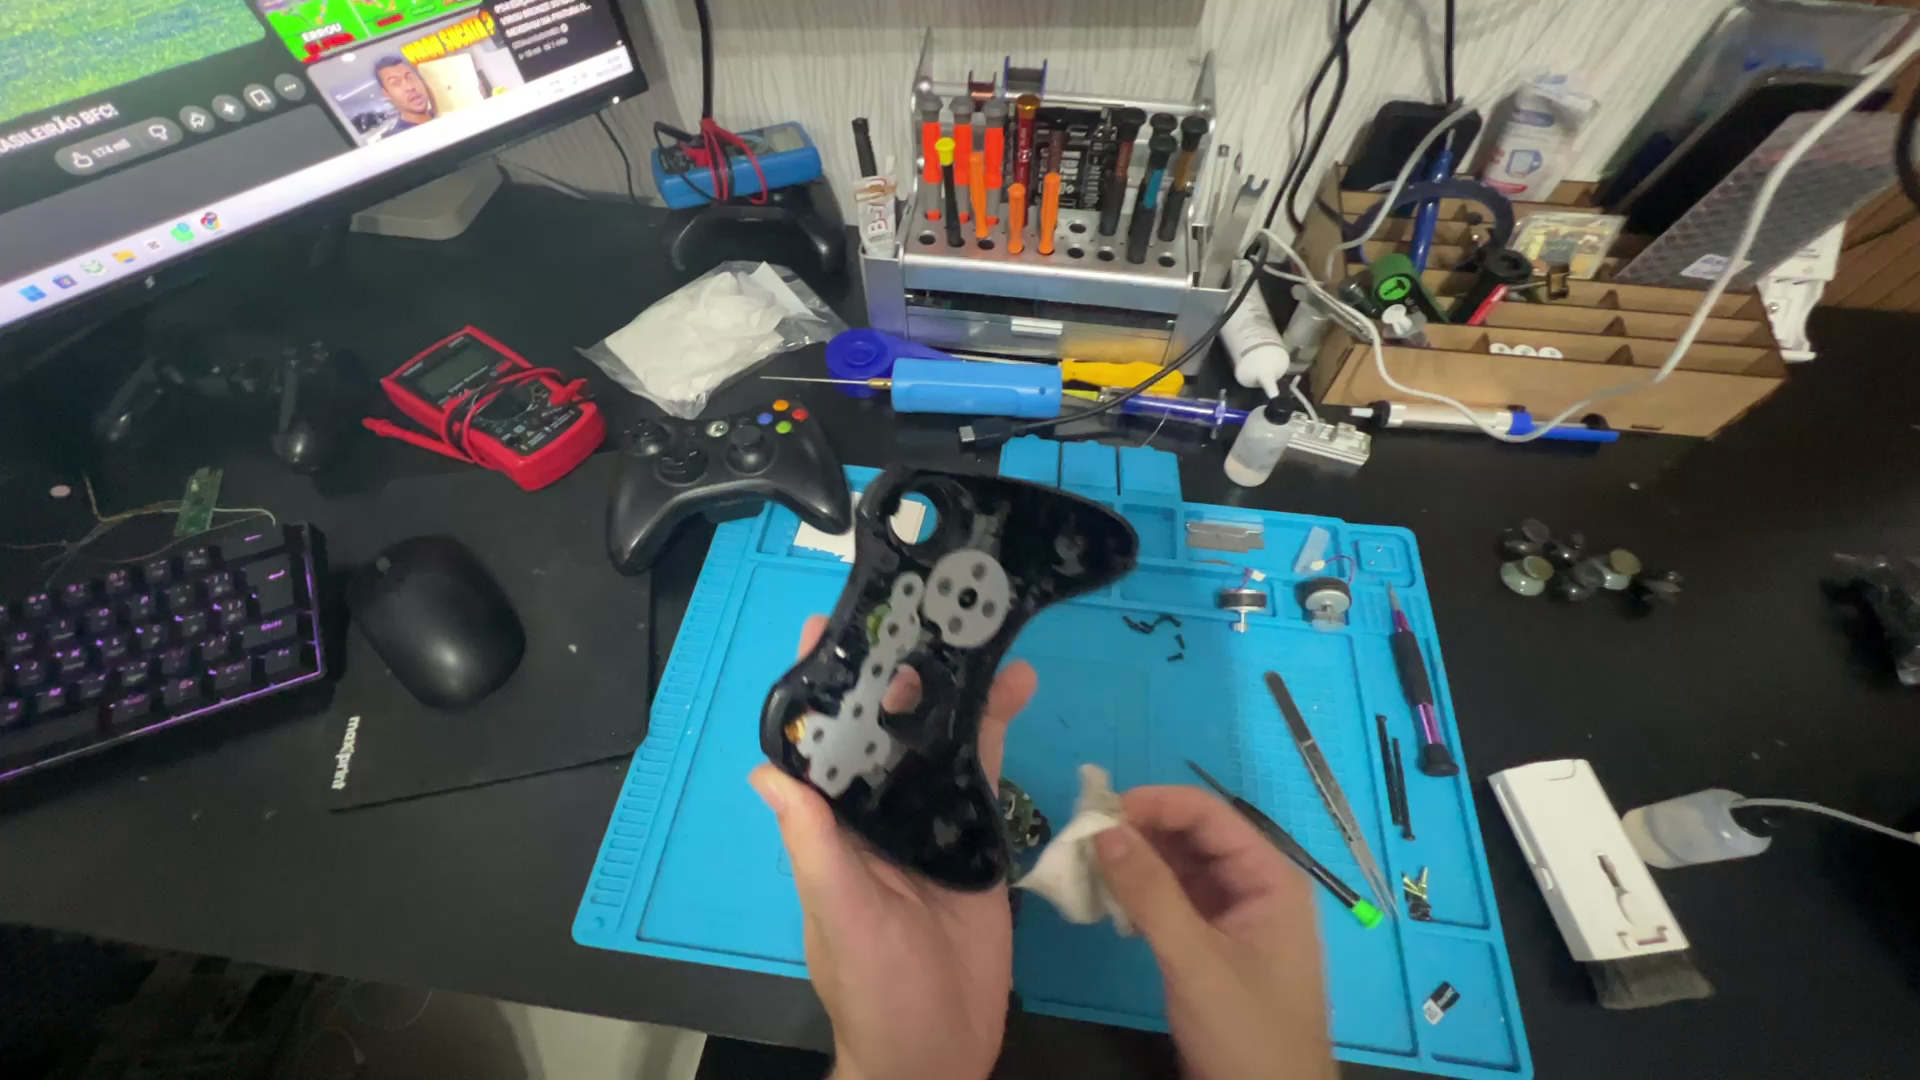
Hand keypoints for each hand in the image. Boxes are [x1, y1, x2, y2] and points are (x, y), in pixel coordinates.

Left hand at [750, 615, 1037, 1079]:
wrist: (941, 1042)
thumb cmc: (873, 983)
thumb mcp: (836, 911)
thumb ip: (811, 845)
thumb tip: (765, 773)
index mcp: (832, 818)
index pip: (819, 741)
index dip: (820, 686)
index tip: (827, 628)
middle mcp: (875, 803)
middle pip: (885, 723)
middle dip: (900, 670)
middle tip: (924, 615)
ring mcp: (928, 810)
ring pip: (938, 734)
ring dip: (957, 688)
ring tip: (982, 640)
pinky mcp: (973, 823)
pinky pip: (982, 764)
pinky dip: (996, 723)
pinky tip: (1016, 688)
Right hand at [1094, 786, 1333, 1079]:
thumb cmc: (1248, 1034)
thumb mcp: (1196, 962)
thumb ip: (1150, 892)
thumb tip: (1103, 829)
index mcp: (1268, 875)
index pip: (1206, 814)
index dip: (1154, 803)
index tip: (1100, 812)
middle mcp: (1251, 882)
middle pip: (1188, 834)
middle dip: (1138, 831)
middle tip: (1084, 838)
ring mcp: (1230, 910)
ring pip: (1175, 862)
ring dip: (1133, 860)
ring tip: (1087, 865)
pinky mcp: (1208, 936)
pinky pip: (1169, 894)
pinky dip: (1138, 890)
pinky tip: (1107, 899)